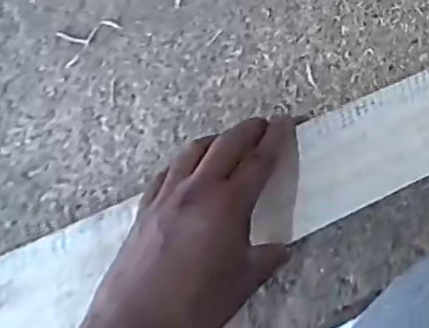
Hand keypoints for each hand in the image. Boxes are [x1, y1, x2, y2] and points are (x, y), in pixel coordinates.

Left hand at [82, 115, 295, 327]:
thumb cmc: (192, 306)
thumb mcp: (244, 280)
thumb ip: (268, 256)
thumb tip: (279, 249)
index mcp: (229, 203)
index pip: (261, 156)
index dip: (278, 135)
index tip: (287, 121)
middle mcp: (198, 192)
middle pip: (229, 142)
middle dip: (251, 128)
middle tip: (265, 126)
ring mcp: (165, 201)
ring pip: (194, 150)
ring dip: (217, 140)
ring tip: (228, 144)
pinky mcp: (142, 215)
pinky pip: (165, 174)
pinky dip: (183, 164)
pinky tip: (188, 171)